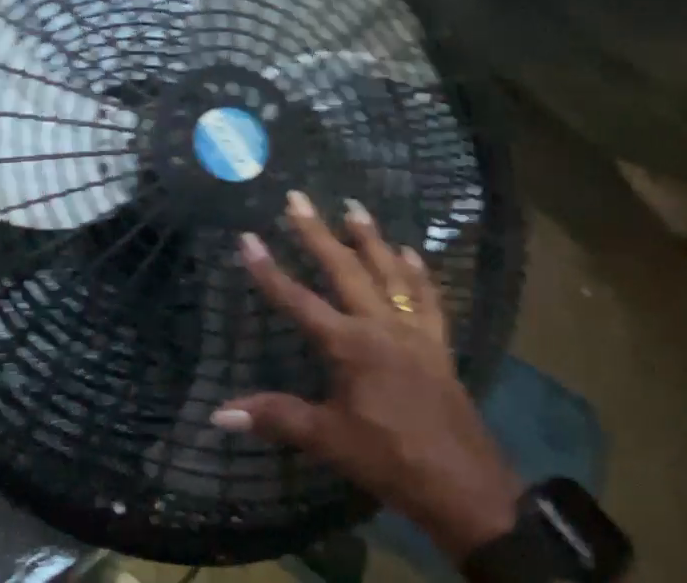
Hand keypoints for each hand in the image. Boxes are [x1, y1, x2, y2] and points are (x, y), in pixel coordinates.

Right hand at [212, 191, 521, 560]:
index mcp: (350, 346)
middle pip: (345, 270)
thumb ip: (276, 417)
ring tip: (355, 207)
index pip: (298, 300)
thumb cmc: (391, 460)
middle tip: (298, 198)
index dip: (269, 270)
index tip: (247, 237)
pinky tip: (412, 254)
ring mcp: (415, 334)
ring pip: (390, 274)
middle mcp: (382, 327)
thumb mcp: (328, 440)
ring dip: (370, 239)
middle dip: (318, 233)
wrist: (467, 489)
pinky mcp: (439, 347)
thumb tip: (218, 413)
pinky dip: (418, 274)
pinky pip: (428, 300)